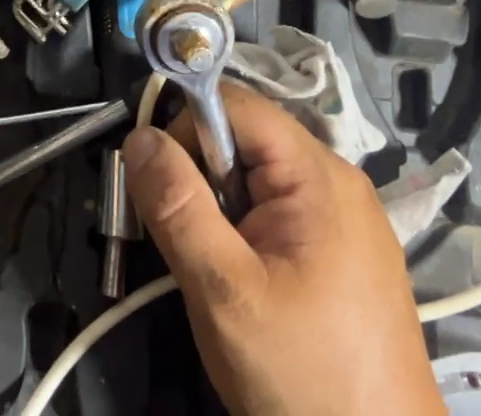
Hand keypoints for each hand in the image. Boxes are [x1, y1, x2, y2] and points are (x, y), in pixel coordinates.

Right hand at [122, 86, 445, 415]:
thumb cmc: (304, 377)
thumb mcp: (223, 290)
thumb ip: (177, 207)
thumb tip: (139, 136)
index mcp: (318, 177)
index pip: (235, 104)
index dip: (185, 127)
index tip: (156, 181)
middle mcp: (335, 182)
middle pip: (242, 138)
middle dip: (196, 173)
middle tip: (178, 236)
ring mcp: (341, 218)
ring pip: (252, 176)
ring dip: (214, 205)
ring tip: (208, 267)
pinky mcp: (338, 250)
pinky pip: (273, 209)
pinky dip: (239, 228)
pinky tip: (239, 279)